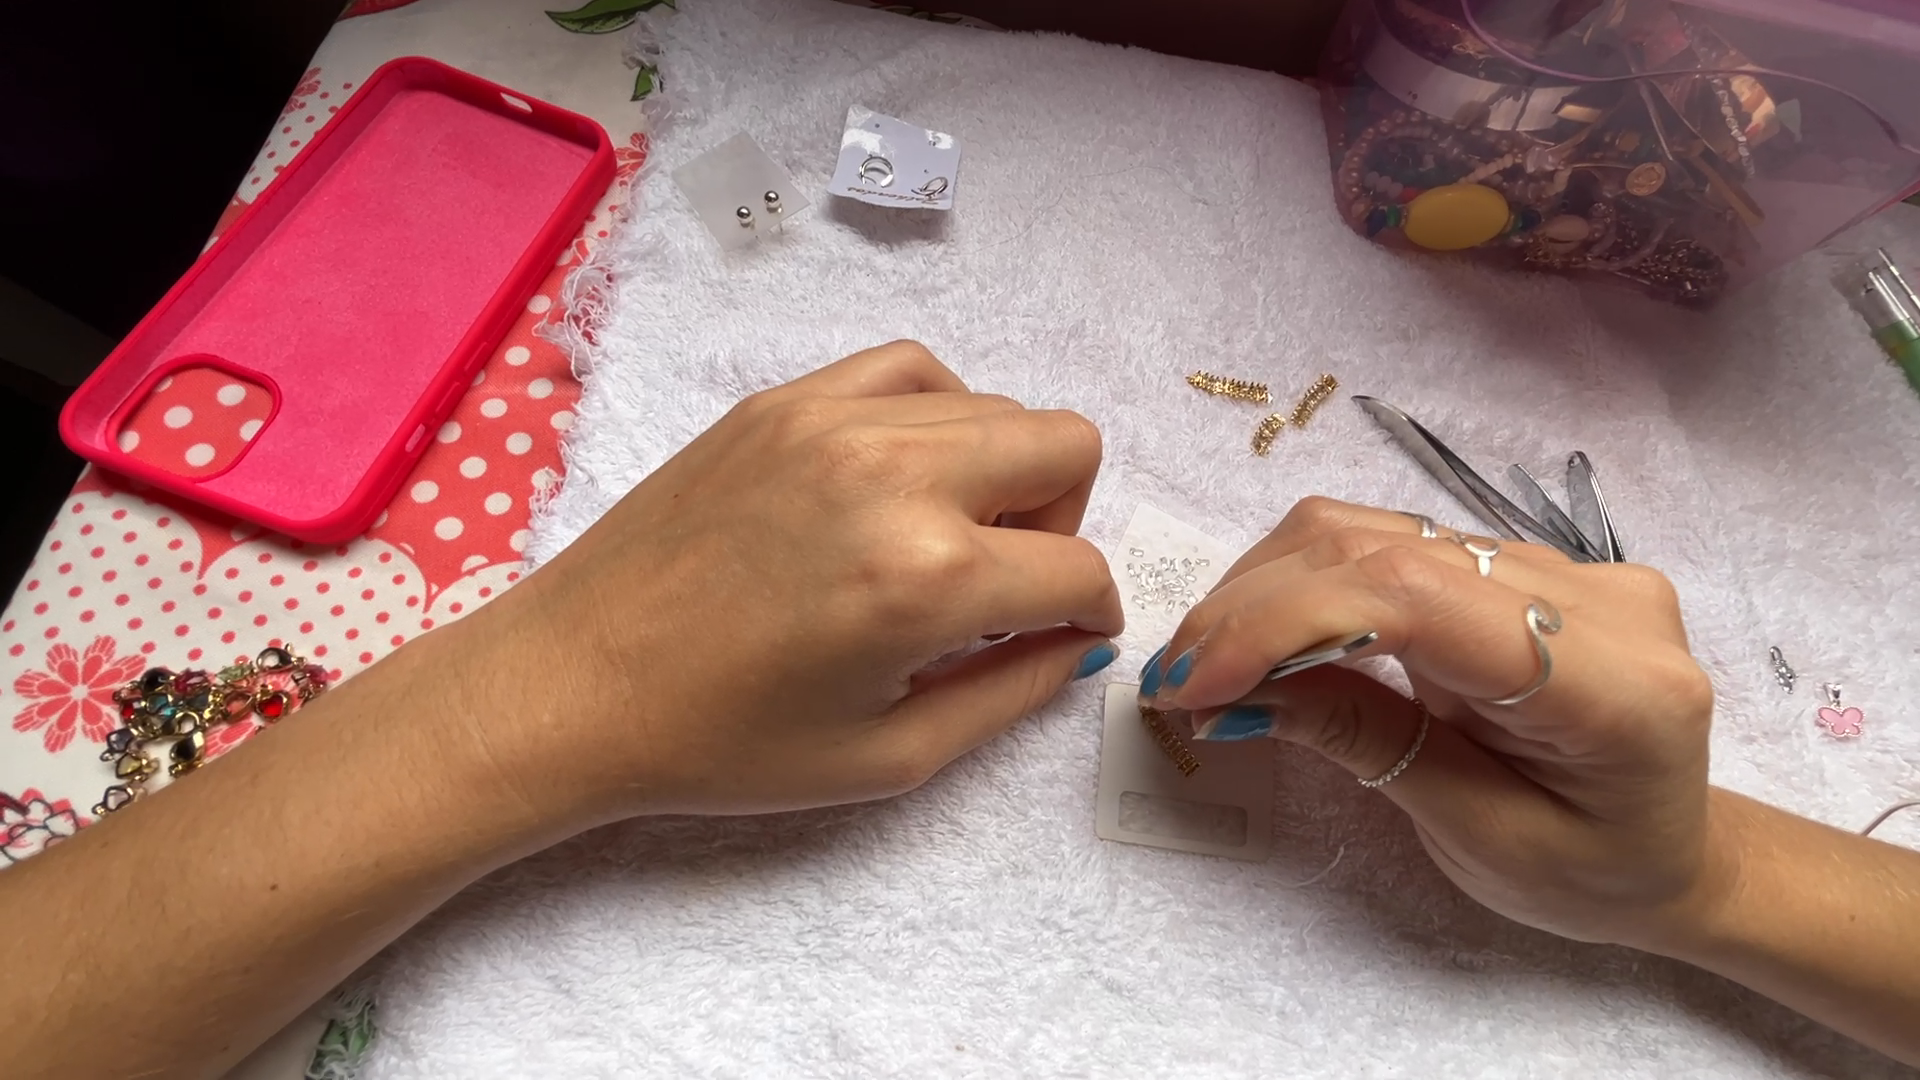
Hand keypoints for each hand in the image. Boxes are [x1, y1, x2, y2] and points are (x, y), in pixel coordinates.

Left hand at [453, 341, 1122, 825]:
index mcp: (929, 578)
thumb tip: (1080, 641)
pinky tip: (903, 473)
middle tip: (1008, 576)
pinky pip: (913, 370)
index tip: (1073, 629)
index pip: (1078, 568)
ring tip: (945, 531)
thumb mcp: (892, 755)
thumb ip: (1013, 693)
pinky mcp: (786, 398)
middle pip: (1067, 445)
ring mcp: (837, 418)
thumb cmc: (728, 744)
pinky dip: (940, 417)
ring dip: (1004, 472)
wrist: (571, 683)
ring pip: (1000, 404)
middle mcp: (898, 474)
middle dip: (1063, 522)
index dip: (1093, 608)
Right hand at [1138, 497, 1720, 948]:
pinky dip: (1287, 579)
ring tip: (1201, 656)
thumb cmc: (1589, 871)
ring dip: (1254, 588)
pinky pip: (1366, 538)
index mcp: (1612, 681)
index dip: (1279, 626)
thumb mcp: (1471, 832)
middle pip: (1368, 552)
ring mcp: (1540, 557)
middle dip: (1245, 612)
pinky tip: (1253, 624)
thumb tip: (1227, 690)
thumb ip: (1356, 739)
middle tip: (1172, 680)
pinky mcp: (1494, 554)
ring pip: (1353, 529)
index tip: (1191, 686)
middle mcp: (1583, 589)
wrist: (1674, 843)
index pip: (1409, 599)